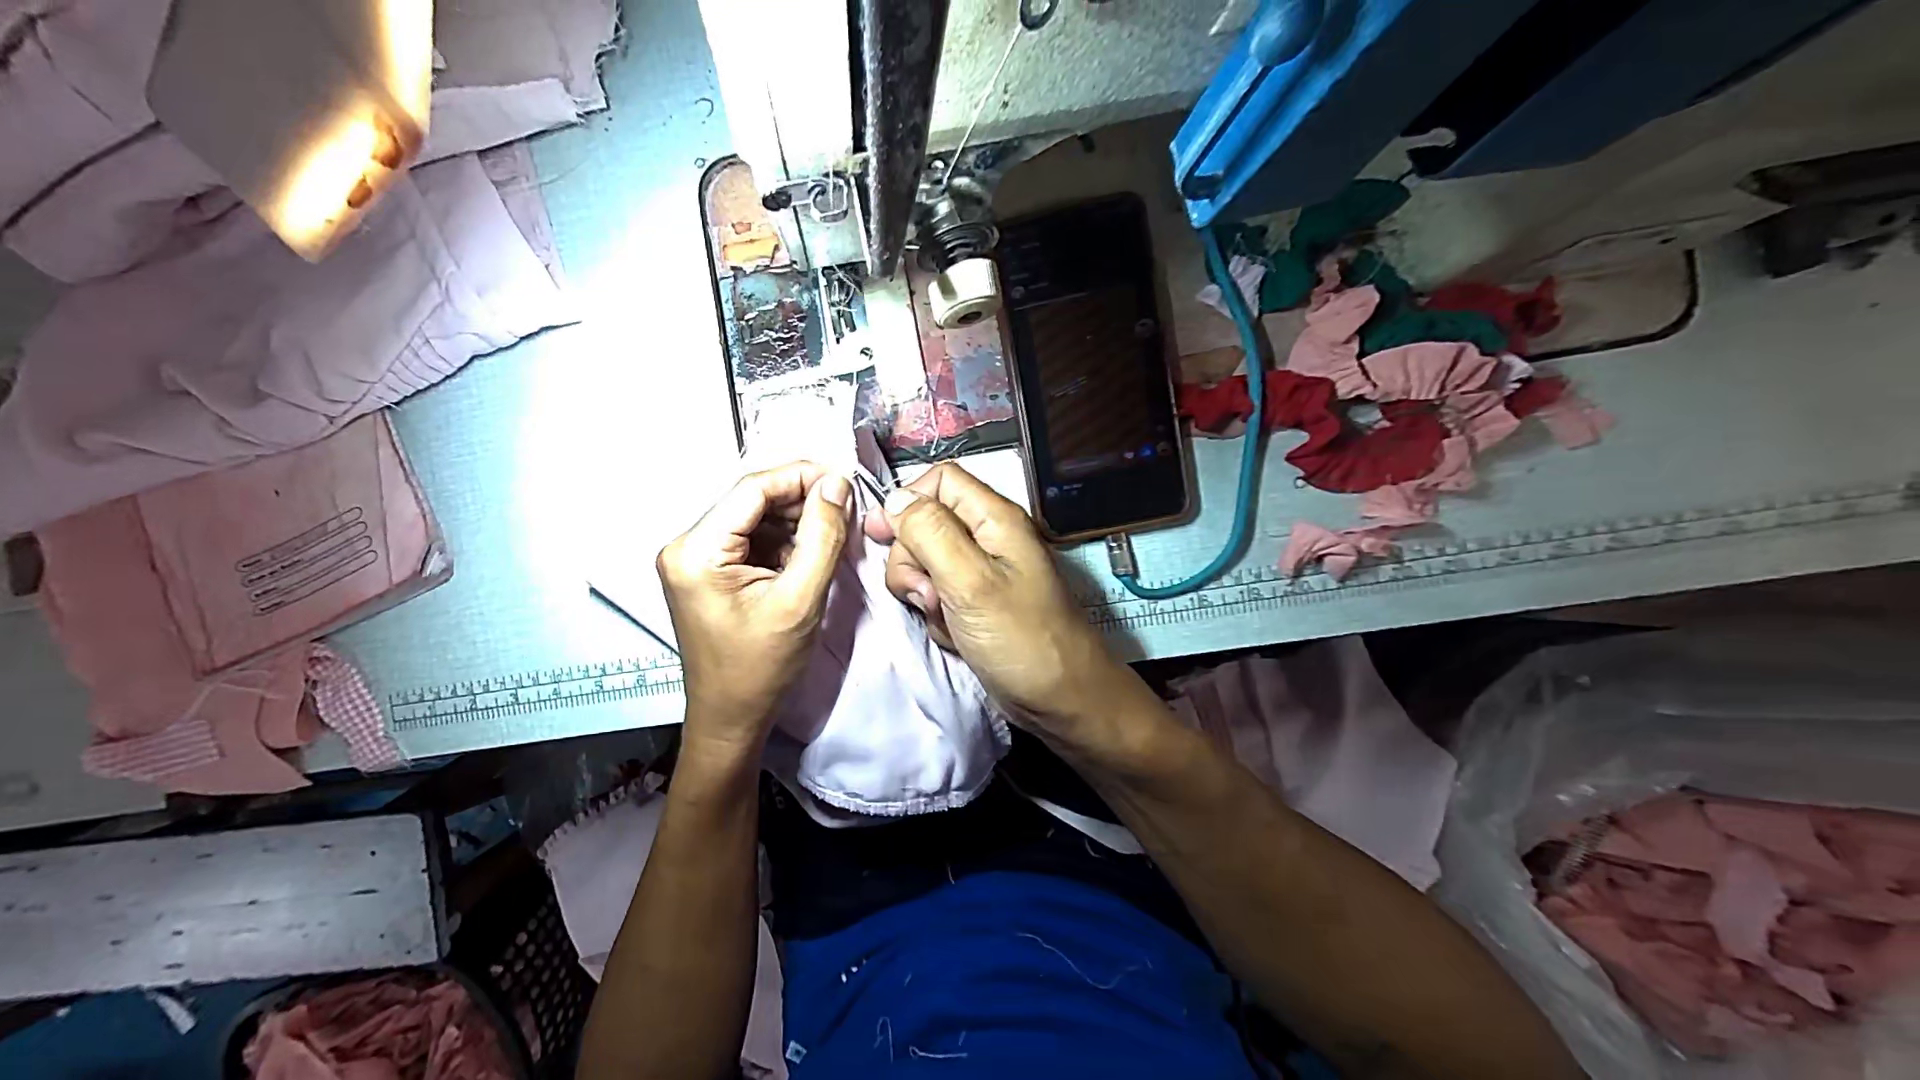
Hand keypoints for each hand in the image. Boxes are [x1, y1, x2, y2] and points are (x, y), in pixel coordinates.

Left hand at [658, 462, 851, 760]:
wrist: (731, 718)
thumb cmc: (760, 669)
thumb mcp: (800, 600)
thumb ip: (822, 537)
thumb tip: (837, 484)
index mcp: (696, 551)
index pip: (752, 489)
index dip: (801, 476)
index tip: (844, 480)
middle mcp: (688, 546)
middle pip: (753, 500)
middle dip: (802, 500)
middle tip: (846, 509)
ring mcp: (697, 559)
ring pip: (757, 517)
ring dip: (797, 520)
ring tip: (834, 533)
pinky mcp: (712, 571)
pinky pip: (754, 539)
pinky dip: (786, 540)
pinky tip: (812, 552)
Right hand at [862, 463, 1130, 728]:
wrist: (1061, 700)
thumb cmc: (1023, 639)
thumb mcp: (970, 580)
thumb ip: (929, 533)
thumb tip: (894, 499)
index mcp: (994, 518)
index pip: (940, 481)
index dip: (906, 501)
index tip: (882, 535)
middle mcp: (987, 539)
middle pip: (924, 524)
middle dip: (912, 560)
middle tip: (926, 593)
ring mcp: (981, 573)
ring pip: (925, 564)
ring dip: (923, 593)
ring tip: (945, 617)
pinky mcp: (975, 604)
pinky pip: (936, 596)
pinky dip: (936, 616)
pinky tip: (954, 634)